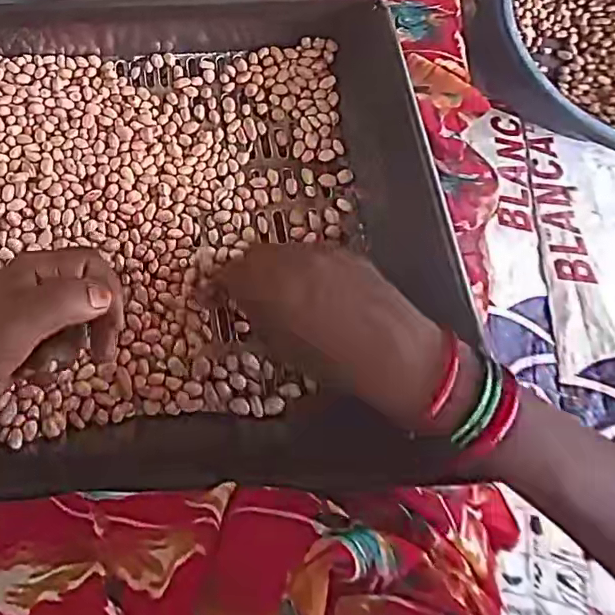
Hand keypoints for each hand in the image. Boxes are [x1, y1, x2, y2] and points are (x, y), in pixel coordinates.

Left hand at [0, 248, 123, 407]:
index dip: (109, 292)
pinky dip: (52, 363)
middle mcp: (40, 285)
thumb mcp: (25, 317)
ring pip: (78, 327)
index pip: (92, 265)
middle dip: (96, 327)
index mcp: (38, 268)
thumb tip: (105, 296)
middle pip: (91, 296)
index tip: (114, 328)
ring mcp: (35, 314)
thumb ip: (67, 301)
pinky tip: (31, 371)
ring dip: (67, 350)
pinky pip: (60, 348)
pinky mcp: (30, 340)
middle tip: (100, 356)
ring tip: (42, 362)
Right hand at [208, 244, 451, 431]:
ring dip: (274, 267)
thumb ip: (257, 316)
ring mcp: (318, 251)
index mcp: (265, 283)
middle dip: (244, 273)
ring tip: (283, 291)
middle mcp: (288, 259)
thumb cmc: (335, 363)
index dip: (217, 286)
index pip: (227, 274)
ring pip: (283, 251)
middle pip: (252, 256)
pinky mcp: (344, 251)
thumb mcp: (281, 346)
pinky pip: (312, 254)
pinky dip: (305, 267)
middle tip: (246, 293)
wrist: (401, 356)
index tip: (213, 296)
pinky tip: (316, 289)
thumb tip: (244, 303)